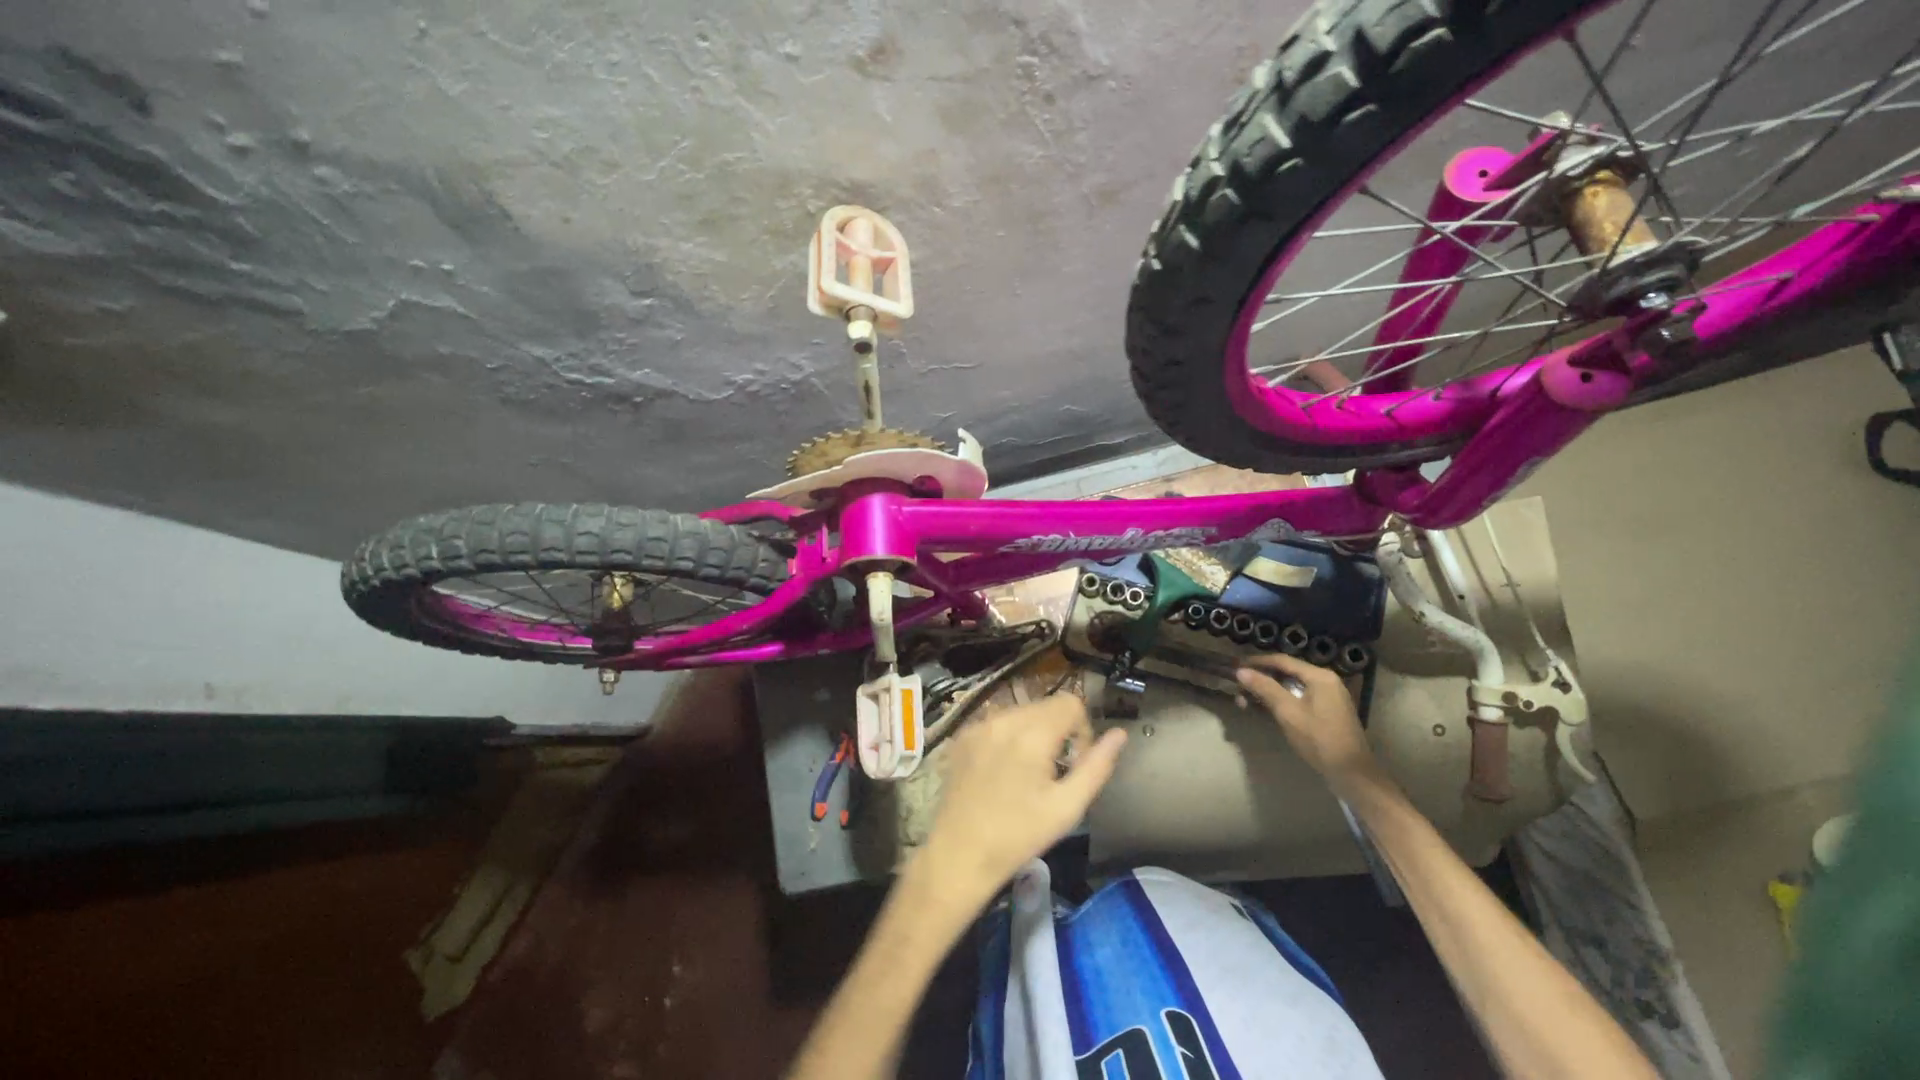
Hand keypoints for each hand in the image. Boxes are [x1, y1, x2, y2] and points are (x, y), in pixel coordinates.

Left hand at [914, 695, 1126, 904]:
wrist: (960, 854)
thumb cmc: (1019, 835)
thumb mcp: (1067, 807)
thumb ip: (1096, 766)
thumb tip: (1120, 735)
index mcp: (1031, 735)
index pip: (1070, 703)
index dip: (1082, 730)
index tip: (1074, 763)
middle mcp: (1002, 720)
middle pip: (1045, 705)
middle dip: (1058, 731)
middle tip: (1054, 772)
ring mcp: (978, 726)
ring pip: (1021, 712)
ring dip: (1033, 732)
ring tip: (1028, 773)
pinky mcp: (962, 737)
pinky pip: (997, 723)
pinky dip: (1008, 737)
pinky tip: (1004, 771)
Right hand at [1236, 653, 1380, 792]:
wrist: (1351, 771)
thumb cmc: (1319, 739)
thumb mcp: (1288, 712)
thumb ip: (1265, 689)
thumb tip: (1241, 671)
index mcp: (1319, 676)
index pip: (1282, 660)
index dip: (1257, 662)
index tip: (1236, 666)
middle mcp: (1326, 680)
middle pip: (1288, 672)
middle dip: (1262, 679)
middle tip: (1239, 688)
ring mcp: (1329, 696)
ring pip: (1293, 686)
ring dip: (1270, 691)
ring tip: (1247, 701)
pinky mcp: (1328, 710)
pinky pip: (1301, 697)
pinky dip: (1283, 700)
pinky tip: (1267, 709)